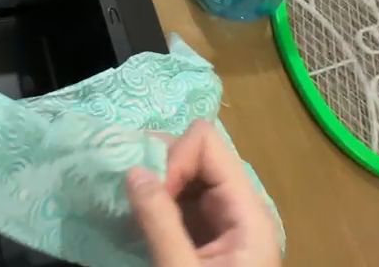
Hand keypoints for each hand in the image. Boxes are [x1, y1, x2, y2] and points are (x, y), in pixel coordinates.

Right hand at [126, 121, 279, 266]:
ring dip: (154, 180)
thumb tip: (132, 169)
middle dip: (159, 164)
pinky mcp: (208, 237)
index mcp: (247, 211)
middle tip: (130, 190)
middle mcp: (239, 206)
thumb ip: (160, 221)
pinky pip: (180, 198)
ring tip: (130, 203)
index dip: (173, 156)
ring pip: (185, 173)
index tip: (151, 191)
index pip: (206, 142)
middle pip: (196, 152)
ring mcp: (224, 221)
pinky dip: (156, 198)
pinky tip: (139, 216)